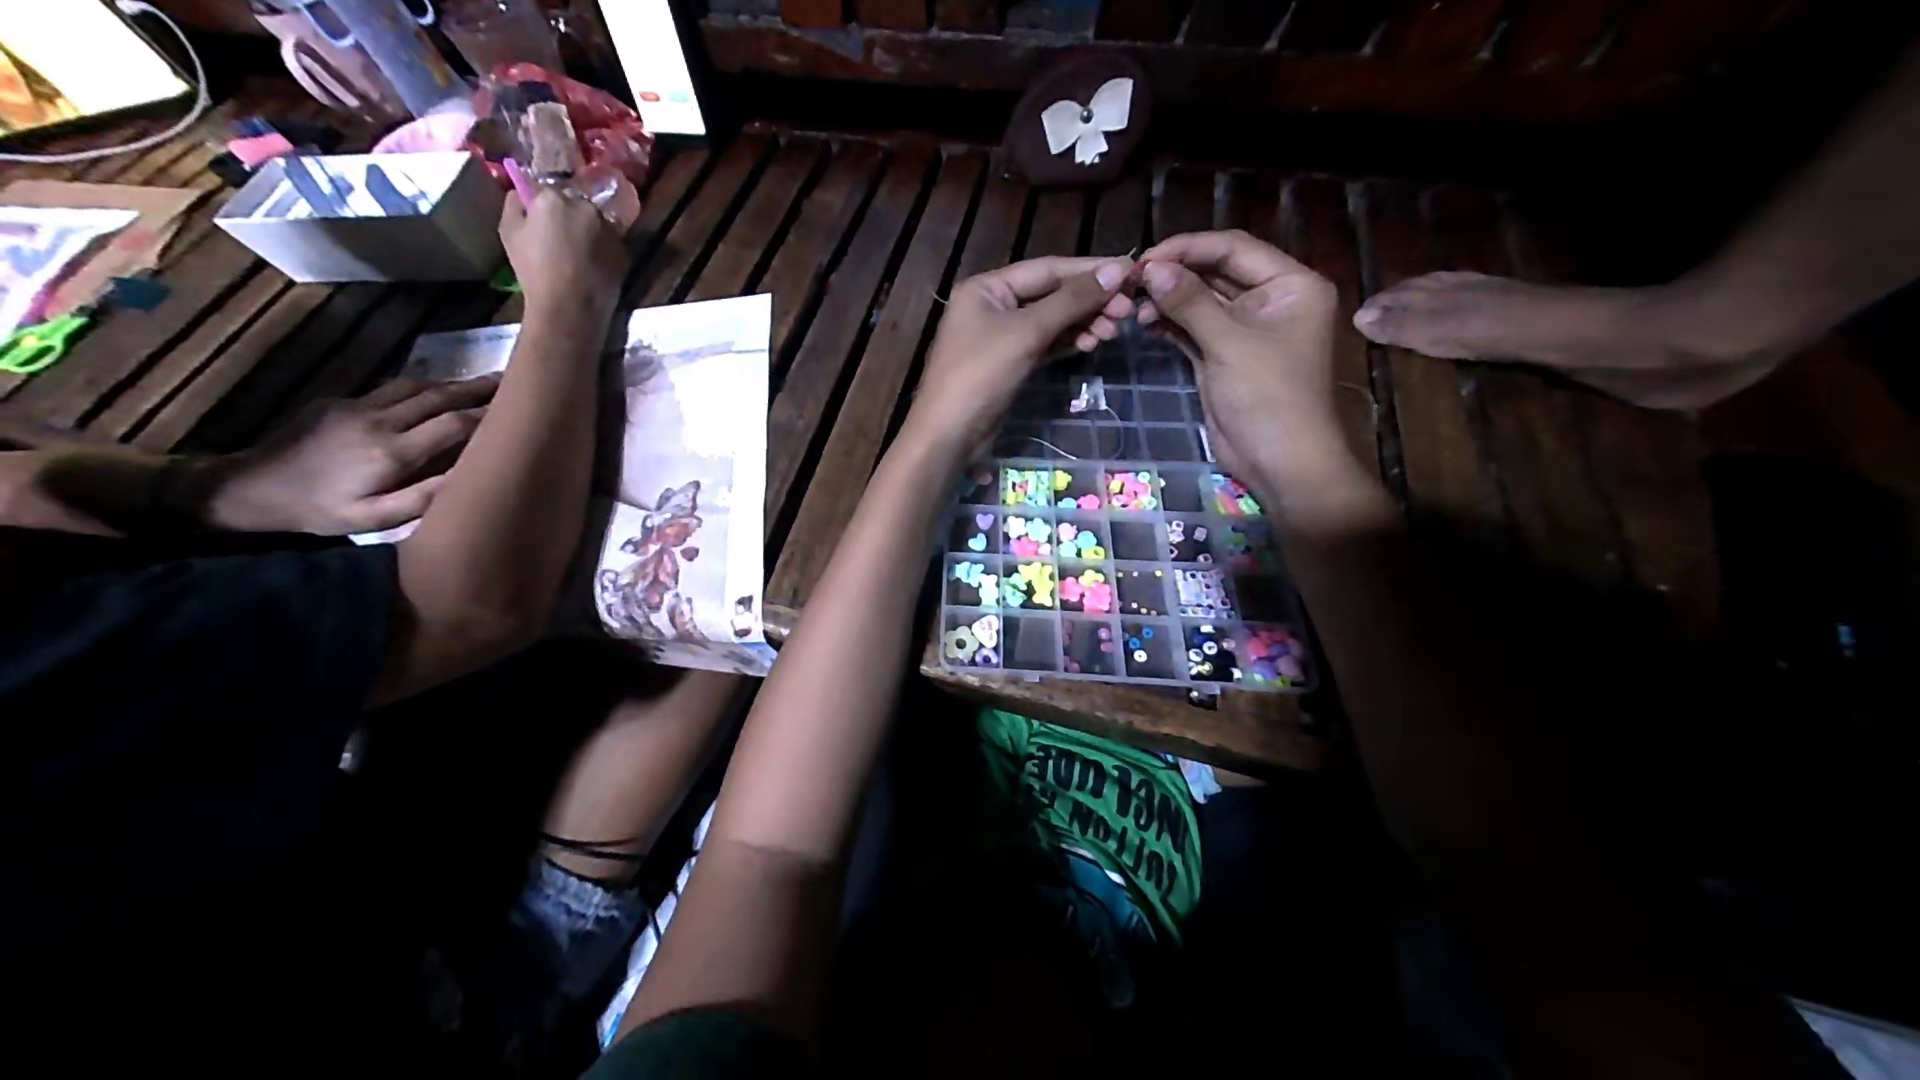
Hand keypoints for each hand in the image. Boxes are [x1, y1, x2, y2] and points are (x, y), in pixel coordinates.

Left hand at [205, 376, 498, 533]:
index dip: (488, 416)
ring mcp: (356, 406)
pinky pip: (391, 390)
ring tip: (483, 382)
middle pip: (438, 397)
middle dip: (478, 389)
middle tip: (512, 381)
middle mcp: (378, 421)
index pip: (453, 425)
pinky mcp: (340, 402)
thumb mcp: (374, 518)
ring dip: (454, 383)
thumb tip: (469, 476)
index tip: (518, 410)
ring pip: (416, 387)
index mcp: (392, 452)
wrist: (248, 488)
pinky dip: (424, 388)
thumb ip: (424, 497)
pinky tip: (437, 392)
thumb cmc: (320, 511)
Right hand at [501, 187, 631, 316]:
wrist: (572, 306)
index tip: (539, 218)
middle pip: (575, 204)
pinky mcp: (624, 250)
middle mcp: (586, 207)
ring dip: (588, 230)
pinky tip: (593, 263)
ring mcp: (609, 229)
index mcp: (554, 198)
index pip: (546, 190)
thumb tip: (520, 193)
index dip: (541, 204)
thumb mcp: (509, 232)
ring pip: (596, 221)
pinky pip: (610, 241)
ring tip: (579, 253)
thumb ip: (513, 205)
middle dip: (568, 215)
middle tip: (561, 237)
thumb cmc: (534, 269)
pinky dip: (602, 247)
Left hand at [906, 256, 1132, 452]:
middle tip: (1127, 312)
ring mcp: (1000, 336)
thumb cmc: (982, 375)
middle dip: (1089, 302)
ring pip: (1050, 321)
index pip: (1047, 269)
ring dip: (1082, 323)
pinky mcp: (1009, 363)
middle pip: (1051, 294)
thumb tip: (1118, 269)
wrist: (950, 434)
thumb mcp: (1027, 332)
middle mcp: (992, 305)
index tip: (1130, 273)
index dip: (1090, 270)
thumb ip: (1072, 300)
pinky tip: (1090, 343)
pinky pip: (1044, 344)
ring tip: (1112, 332)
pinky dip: (1067, 342)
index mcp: (987, 287)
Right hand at [1138, 230, 1391, 532]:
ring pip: (1201, 300)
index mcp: (1291, 284)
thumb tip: (1150, 268)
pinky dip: (1170, 323)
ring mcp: (1245, 329)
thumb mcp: (1229, 343)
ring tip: (1132, 304)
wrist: (1279, 460)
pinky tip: (1144, 320)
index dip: (1188, 248)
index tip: (1145, 257)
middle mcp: (1270, 299)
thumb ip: (1190, 302)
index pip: (1234, 249)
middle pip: (1216, 272)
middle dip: (1174, 274)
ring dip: (1168, 299)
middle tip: (1130, 280)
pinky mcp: (1223, 355)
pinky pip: (1193, 327)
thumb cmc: (1268, 396)